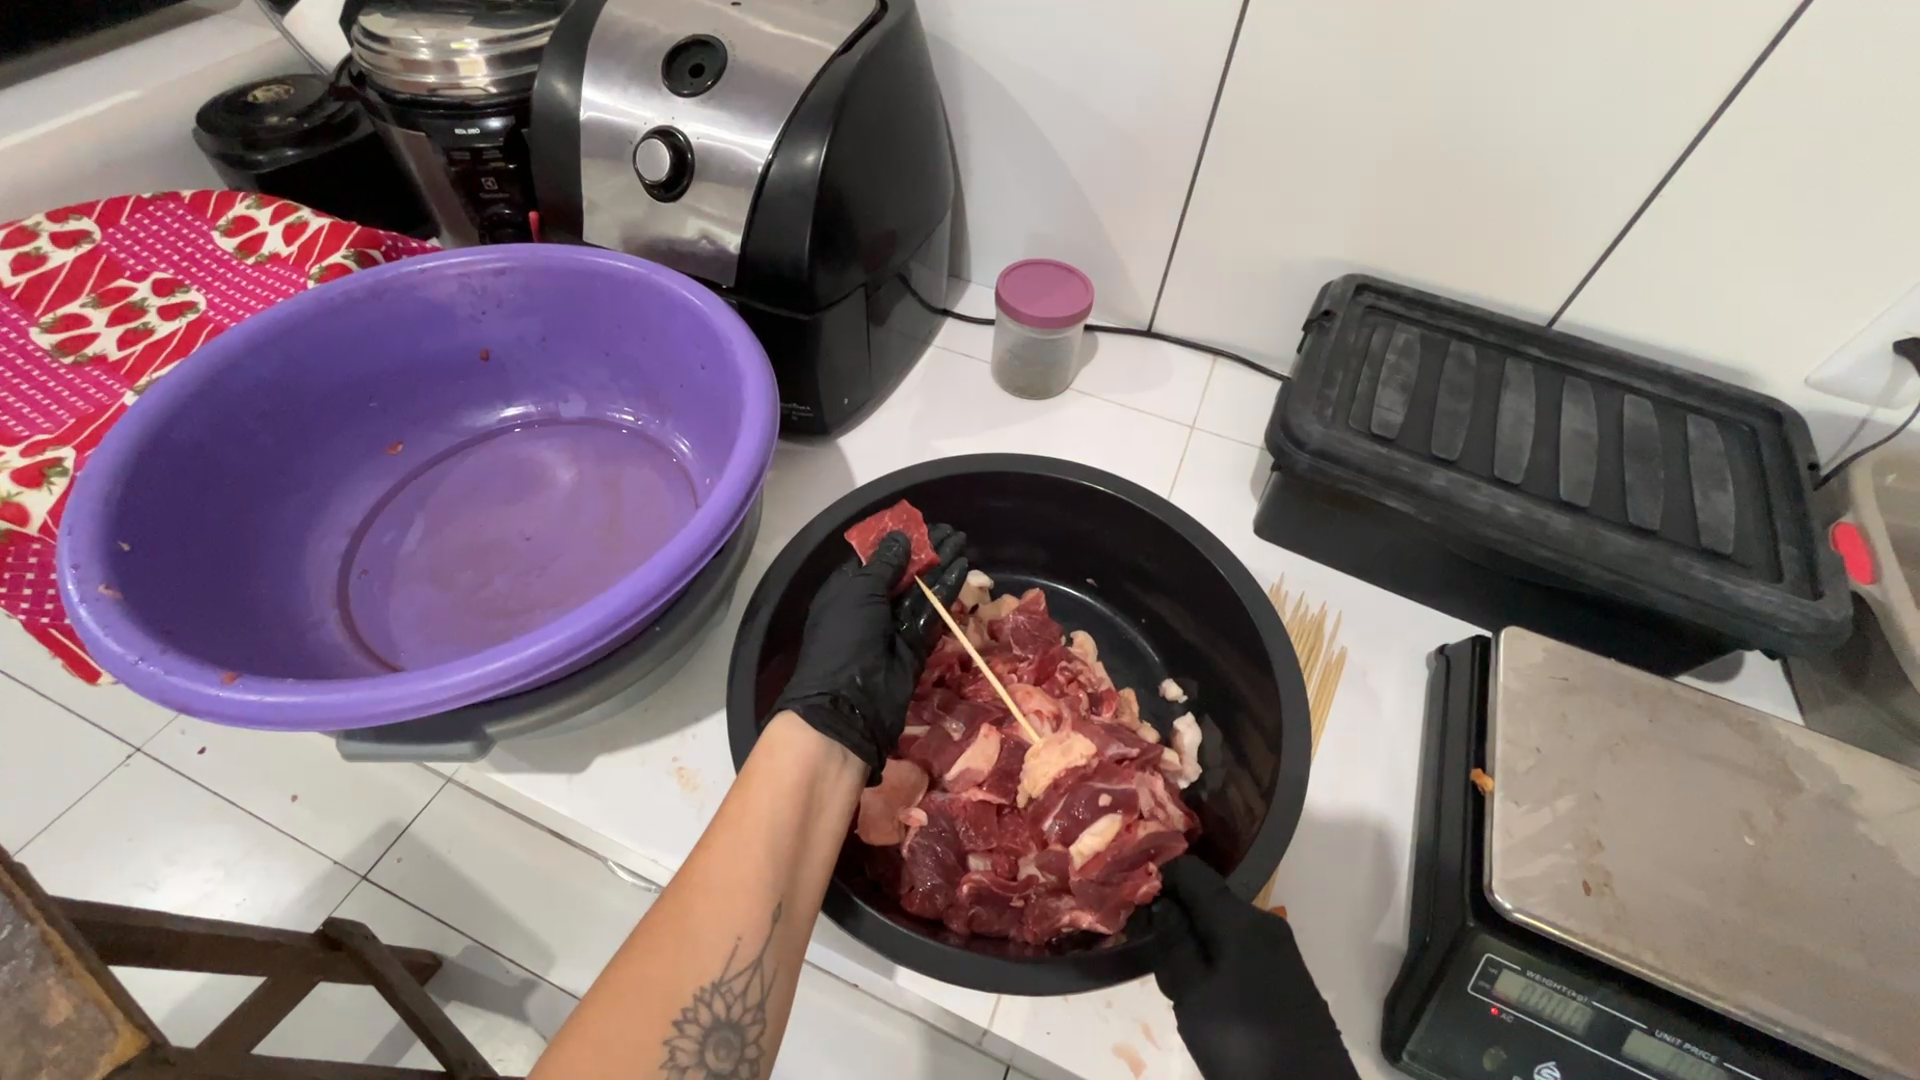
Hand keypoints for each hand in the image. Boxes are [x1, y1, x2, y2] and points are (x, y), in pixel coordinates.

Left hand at [774, 525, 969, 783]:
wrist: (848, 704)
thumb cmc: (844, 640)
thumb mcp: (859, 592)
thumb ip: (884, 564)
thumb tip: (901, 537)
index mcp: (847, 589)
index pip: (874, 556)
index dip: (897, 539)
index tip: (921, 523)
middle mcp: (870, 604)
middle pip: (902, 571)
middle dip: (926, 550)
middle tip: (952, 532)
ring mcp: (893, 626)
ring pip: (921, 590)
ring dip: (941, 567)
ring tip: (963, 544)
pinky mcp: (914, 645)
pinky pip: (932, 613)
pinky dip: (946, 592)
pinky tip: (961, 571)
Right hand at [1154, 856, 1357, 1079]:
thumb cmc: (1246, 1047)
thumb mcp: (1193, 996)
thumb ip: (1173, 942)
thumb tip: (1161, 902)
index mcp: (1240, 919)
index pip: (1190, 871)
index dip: (1158, 880)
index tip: (1133, 908)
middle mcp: (1263, 923)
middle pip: (1206, 899)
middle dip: (1174, 920)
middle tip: (1150, 958)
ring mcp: (1279, 951)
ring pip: (1221, 928)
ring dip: (1193, 945)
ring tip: (1176, 988)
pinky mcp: (1287, 977)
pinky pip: (1240, 951)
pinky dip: (1215, 962)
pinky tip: (1206, 1000)